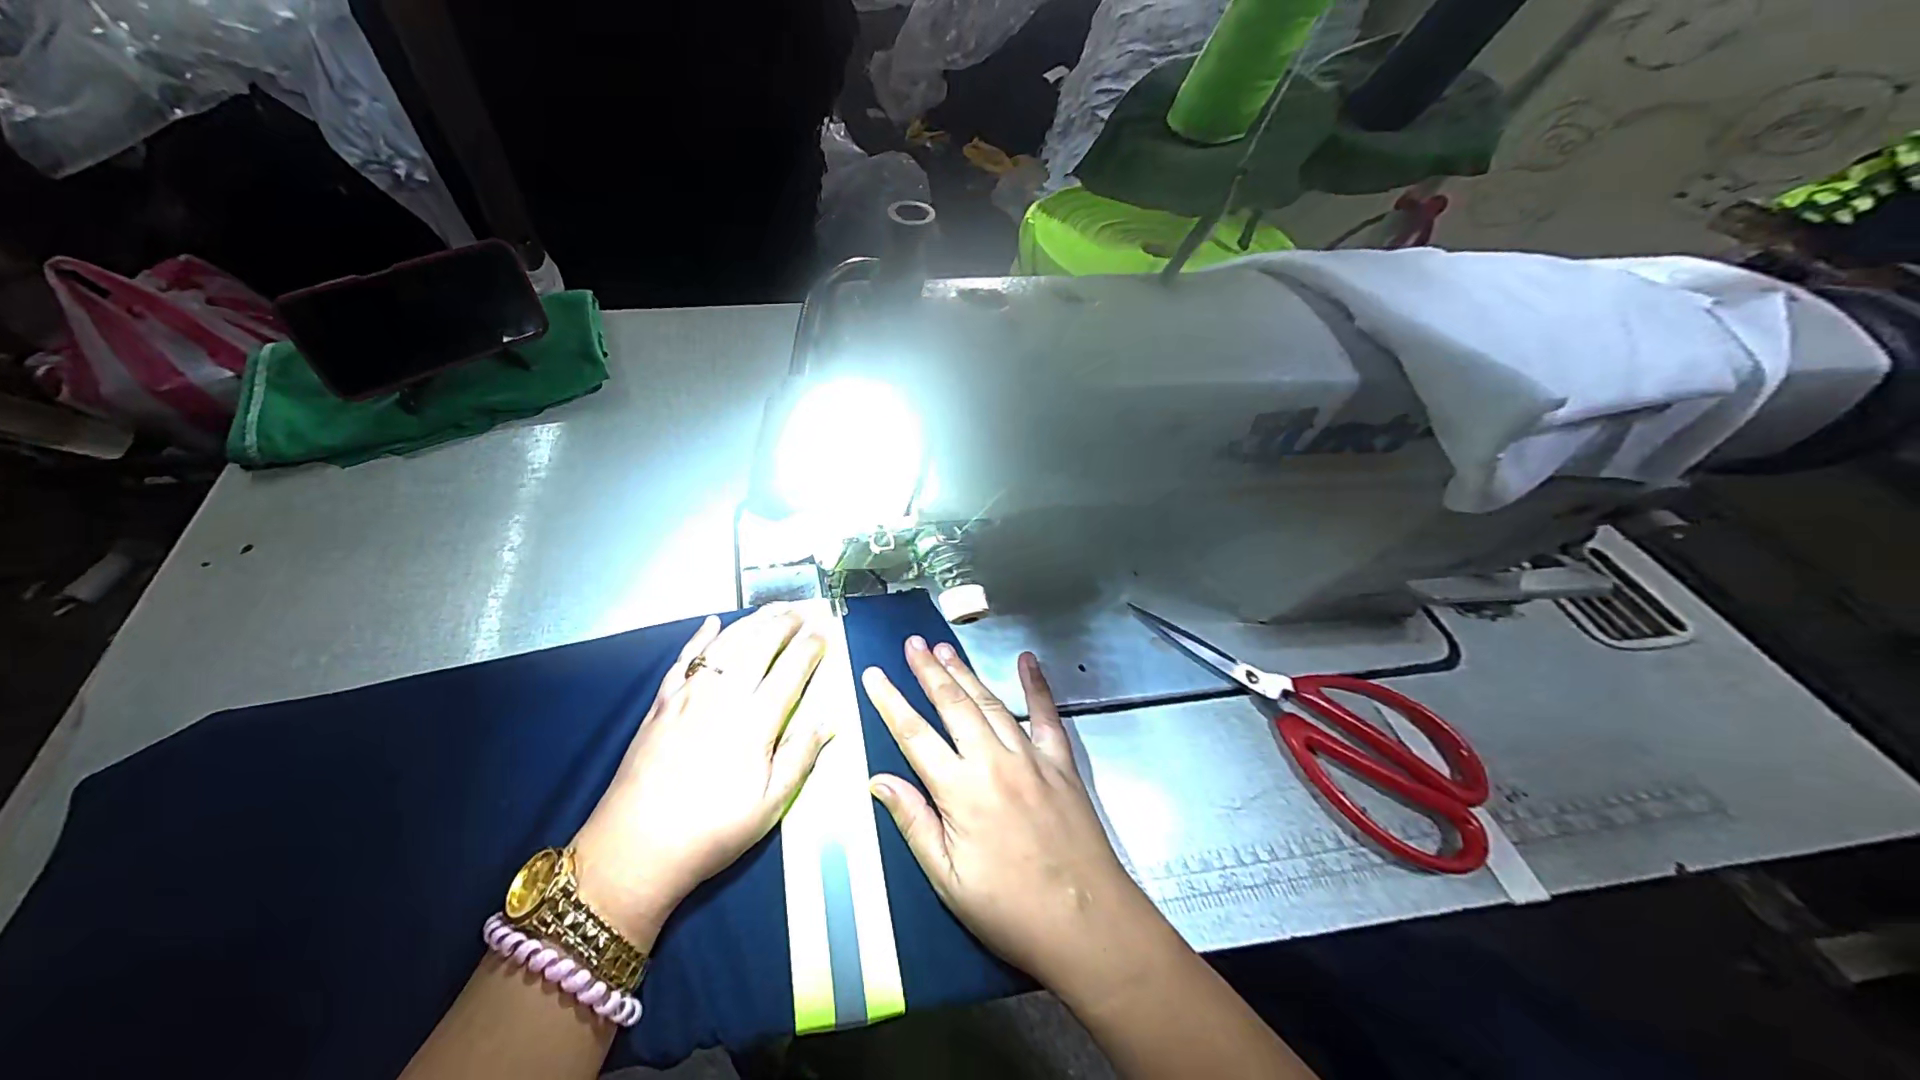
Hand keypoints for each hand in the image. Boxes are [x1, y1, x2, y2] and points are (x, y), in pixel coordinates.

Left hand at [570, 605, 831, 946]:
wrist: (634, 848)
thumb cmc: (709, 832)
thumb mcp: (770, 805)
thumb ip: (800, 757)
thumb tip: (827, 724)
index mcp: (754, 722)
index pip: (791, 669)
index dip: (811, 647)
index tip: (825, 634)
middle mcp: (722, 697)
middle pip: (759, 644)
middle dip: (786, 622)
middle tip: (803, 611)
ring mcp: (688, 696)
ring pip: (725, 643)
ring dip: (752, 621)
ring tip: (772, 609)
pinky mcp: (661, 704)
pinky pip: (684, 659)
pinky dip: (699, 637)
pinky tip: (711, 624)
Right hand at [862, 637, 1164, 996]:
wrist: (1086, 922)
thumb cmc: (1009, 909)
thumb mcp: (948, 878)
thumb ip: (914, 822)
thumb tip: (879, 780)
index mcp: (959, 791)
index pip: (914, 735)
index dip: (891, 701)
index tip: (874, 674)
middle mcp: (993, 762)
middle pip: (954, 705)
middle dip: (929, 671)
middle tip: (913, 643)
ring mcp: (1030, 758)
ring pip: (991, 703)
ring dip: (966, 673)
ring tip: (946, 648)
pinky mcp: (1061, 762)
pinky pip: (1046, 715)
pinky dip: (1036, 685)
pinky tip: (1028, 661)